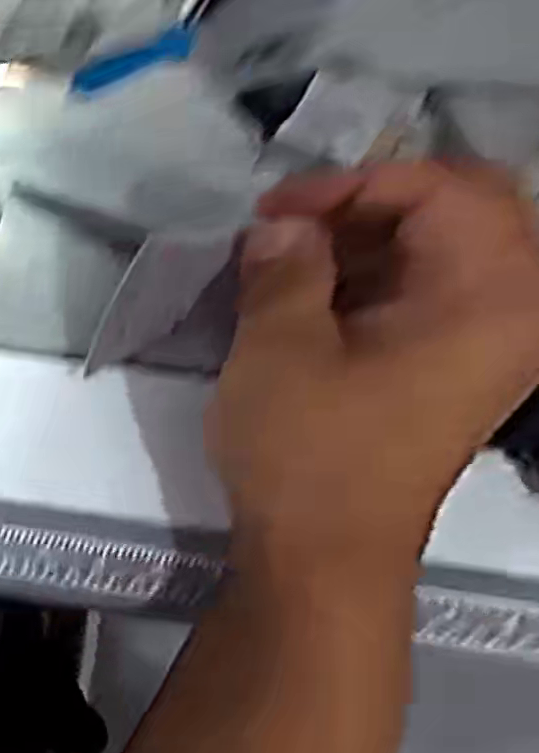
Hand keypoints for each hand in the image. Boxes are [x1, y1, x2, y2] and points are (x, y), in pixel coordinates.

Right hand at [209, 162, 538, 578]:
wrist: (325, 541)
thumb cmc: (304, 446)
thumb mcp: (276, 355)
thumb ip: (283, 278)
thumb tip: (277, 229)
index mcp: (495, 289)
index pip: (447, 191)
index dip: (354, 185)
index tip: (266, 211)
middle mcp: (518, 302)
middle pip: (459, 215)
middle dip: (360, 211)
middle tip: (274, 233)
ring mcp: (491, 338)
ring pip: (439, 257)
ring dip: (357, 249)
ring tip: (278, 268)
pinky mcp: (452, 368)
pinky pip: (424, 298)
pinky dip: (364, 286)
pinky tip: (304, 305)